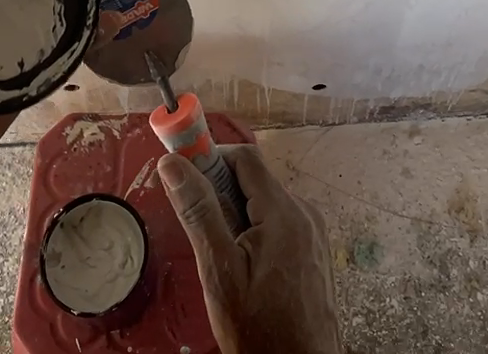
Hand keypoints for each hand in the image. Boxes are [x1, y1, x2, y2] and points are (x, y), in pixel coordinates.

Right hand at [158, 145, 341, 353]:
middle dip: (222, 193)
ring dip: (238, 214)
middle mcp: (305, 213)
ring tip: (222, 255)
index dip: (212, 157)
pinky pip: (280, 222)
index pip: (245, 157)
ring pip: (265, 202)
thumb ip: (198, 210)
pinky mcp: (315, 251)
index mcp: (285, 212)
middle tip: (200, 227)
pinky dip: (256, 231)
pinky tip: (244, 267)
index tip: (186, 175)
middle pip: (255, 180)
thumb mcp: (219, 270)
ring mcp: (314, 233)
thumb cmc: (259, 329)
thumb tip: (172, 163)